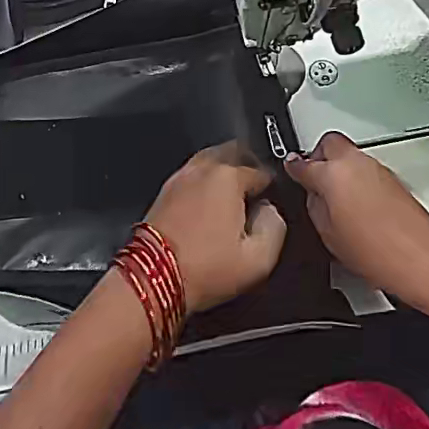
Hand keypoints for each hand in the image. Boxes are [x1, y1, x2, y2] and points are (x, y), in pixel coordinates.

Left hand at [141, 143, 286, 312]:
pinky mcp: (164, 192)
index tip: (273, 200)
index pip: (261, 171)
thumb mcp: (258, 259)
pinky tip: (211, 202)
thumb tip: (271, 212)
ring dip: (225, 168)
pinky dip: (205, 180)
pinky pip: (192, 174)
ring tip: (236, 192)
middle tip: (258, 184)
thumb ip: (275, 227)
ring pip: (210, 159)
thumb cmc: (201, 269)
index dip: (272, 186)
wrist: (153, 277)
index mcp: (228, 178)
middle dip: (249, 163)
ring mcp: (179, 178)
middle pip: (232, 151)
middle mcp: (202, 170)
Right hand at [283, 132, 428, 305]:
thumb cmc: (381, 252)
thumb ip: (313, 206)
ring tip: (336, 198)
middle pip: (329, 142)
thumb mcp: (327, 234)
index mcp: (333, 174)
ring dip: (340, 168)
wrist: (423, 262)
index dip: (293, 168)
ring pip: (351, 155)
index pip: (302, 163)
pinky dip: (358, 179)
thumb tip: (313, 197)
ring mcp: (379, 170)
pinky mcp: (395, 180)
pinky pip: (368, 170)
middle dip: (317, 156)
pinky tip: (357, 206)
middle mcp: (358, 164)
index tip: (291, 170)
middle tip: (312, 176)